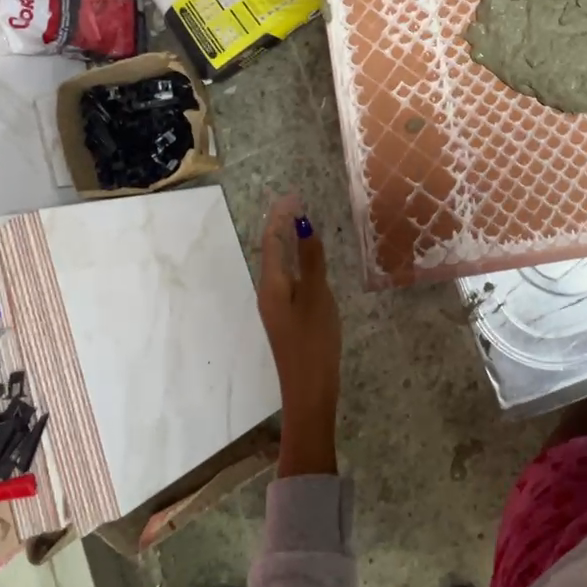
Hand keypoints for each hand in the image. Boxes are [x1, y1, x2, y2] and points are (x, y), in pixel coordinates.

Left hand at [256, 193, 340, 475]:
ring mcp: (277, 307)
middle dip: (282, 224)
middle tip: (297, 203)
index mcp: (272, 285)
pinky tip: (308, 262)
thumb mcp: (317, 297)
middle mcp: (269, 292)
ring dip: (287, 241)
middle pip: (271, 250)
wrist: (309, 390)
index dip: (281, 216)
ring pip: (279, 264)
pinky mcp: (287, 318)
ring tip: (301, 222)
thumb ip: (311, 261)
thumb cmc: (314, 342)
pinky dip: (295, 260)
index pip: (272, 240)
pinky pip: (287, 278)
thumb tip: (303, 224)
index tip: (294, 195)